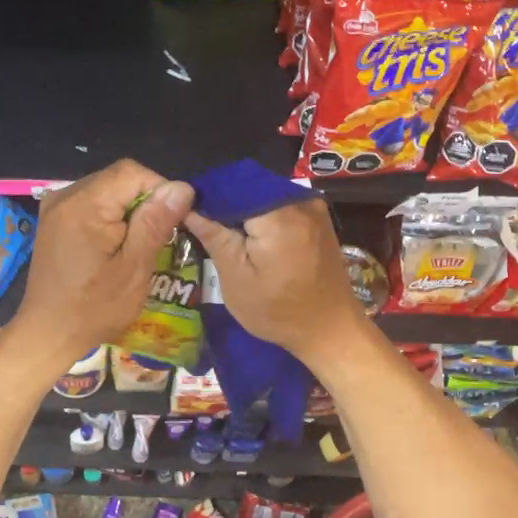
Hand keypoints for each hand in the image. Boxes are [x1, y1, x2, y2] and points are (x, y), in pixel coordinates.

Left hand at [8, 159, 193, 367]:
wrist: (48, 333)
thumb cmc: (94, 308)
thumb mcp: (134, 269)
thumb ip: (155, 223)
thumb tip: (182, 187)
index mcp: (84, 205)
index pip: (133, 173)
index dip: (160, 191)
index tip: (172, 223)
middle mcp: (65, 195)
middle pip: (119, 178)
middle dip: (144, 201)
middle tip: (156, 238)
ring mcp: (56, 205)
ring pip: (107, 189)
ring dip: (128, 210)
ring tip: (138, 244)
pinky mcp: (54, 218)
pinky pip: (91, 202)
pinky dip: (110, 216)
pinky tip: (115, 245)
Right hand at [182, 200, 369, 366]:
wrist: (331, 330)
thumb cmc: (279, 311)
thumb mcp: (236, 279)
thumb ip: (213, 236)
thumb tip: (186, 206)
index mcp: (277, 214)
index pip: (231, 187)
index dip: (207, 198)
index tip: (187, 213)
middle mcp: (298, 200)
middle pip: (249, 186)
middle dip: (224, 202)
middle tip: (202, 225)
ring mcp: (312, 206)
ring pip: (264, 194)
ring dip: (242, 209)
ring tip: (223, 232)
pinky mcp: (318, 217)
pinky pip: (280, 203)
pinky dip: (262, 215)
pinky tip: (250, 237)